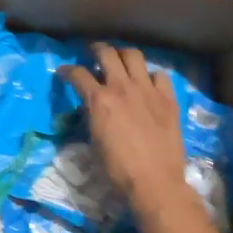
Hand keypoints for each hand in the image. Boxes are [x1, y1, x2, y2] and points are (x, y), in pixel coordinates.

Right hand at [62, 44, 193, 213]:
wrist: (154, 182)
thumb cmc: (116, 170)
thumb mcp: (93, 142)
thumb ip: (92, 118)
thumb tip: (91, 109)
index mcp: (99, 101)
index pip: (78, 74)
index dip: (67, 71)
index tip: (64, 73)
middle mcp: (122, 88)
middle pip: (107, 53)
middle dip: (96, 50)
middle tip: (93, 53)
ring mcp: (148, 90)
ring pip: (134, 56)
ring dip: (123, 55)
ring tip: (121, 61)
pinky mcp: (168, 99)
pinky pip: (160, 75)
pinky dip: (150, 76)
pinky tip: (148, 84)